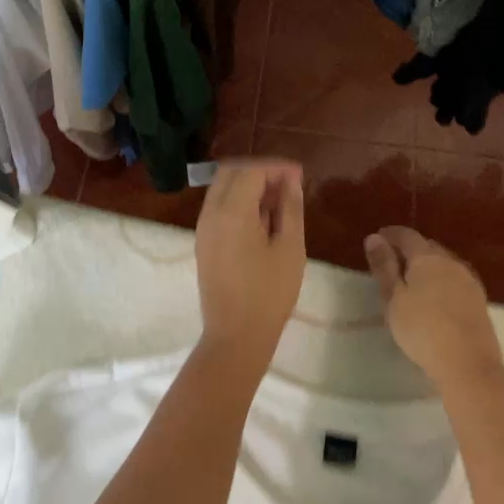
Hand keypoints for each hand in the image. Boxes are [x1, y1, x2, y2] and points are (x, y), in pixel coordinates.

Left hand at [194, 160, 305, 369]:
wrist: (235, 335)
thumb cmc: (269, 293)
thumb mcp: (290, 249)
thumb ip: (290, 209)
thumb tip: (291, 182)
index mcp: (232, 211)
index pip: (251, 171)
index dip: (276, 167)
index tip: (300, 174)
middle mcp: (211, 212)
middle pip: (231, 172)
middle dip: (259, 170)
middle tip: (288, 183)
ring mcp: (203, 227)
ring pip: (221, 188)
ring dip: (247, 184)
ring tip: (278, 200)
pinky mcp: (203, 242)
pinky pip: (218, 207)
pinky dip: (238, 201)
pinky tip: (262, 218)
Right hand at [365, 227, 503, 387]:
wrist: (468, 365)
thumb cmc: (422, 329)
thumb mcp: (393, 299)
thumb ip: (384, 267)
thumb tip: (374, 238)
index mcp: (428, 258)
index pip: (407, 235)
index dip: (391, 235)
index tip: (378, 239)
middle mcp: (452, 263)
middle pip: (428, 247)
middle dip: (410, 249)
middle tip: (392, 261)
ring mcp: (469, 281)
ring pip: (444, 264)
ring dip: (427, 266)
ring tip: (412, 280)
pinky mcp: (479, 301)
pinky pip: (455, 280)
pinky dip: (441, 280)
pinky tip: (435, 297)